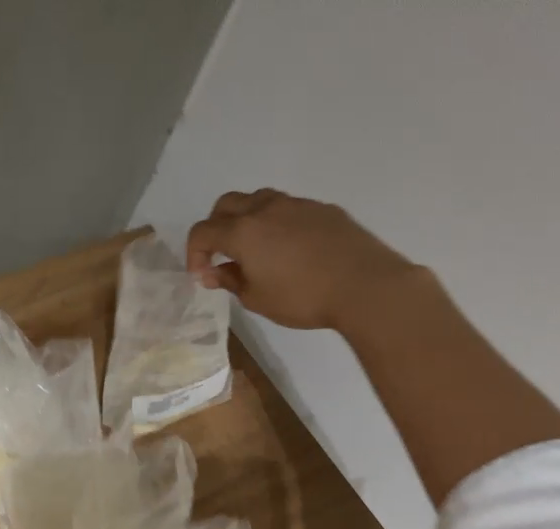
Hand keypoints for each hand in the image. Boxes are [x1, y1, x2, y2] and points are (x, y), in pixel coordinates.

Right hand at [185, 189, 421, 330]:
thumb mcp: (255, 298)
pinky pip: (288, 209)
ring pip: (258, 200)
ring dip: (245, 219)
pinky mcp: (323, 209)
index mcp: (243, 232)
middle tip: (220, 255)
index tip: (202, 276)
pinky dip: (276, 223)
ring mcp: (297, 205)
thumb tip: (213, 272)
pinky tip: (288, 249)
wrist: (366, 285)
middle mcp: (266, 210)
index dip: (194, 254)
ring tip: (254, 248)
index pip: (202, 232)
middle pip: (226, 204)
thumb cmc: (302, 297)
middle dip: (215, 227)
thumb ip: (230, 280)